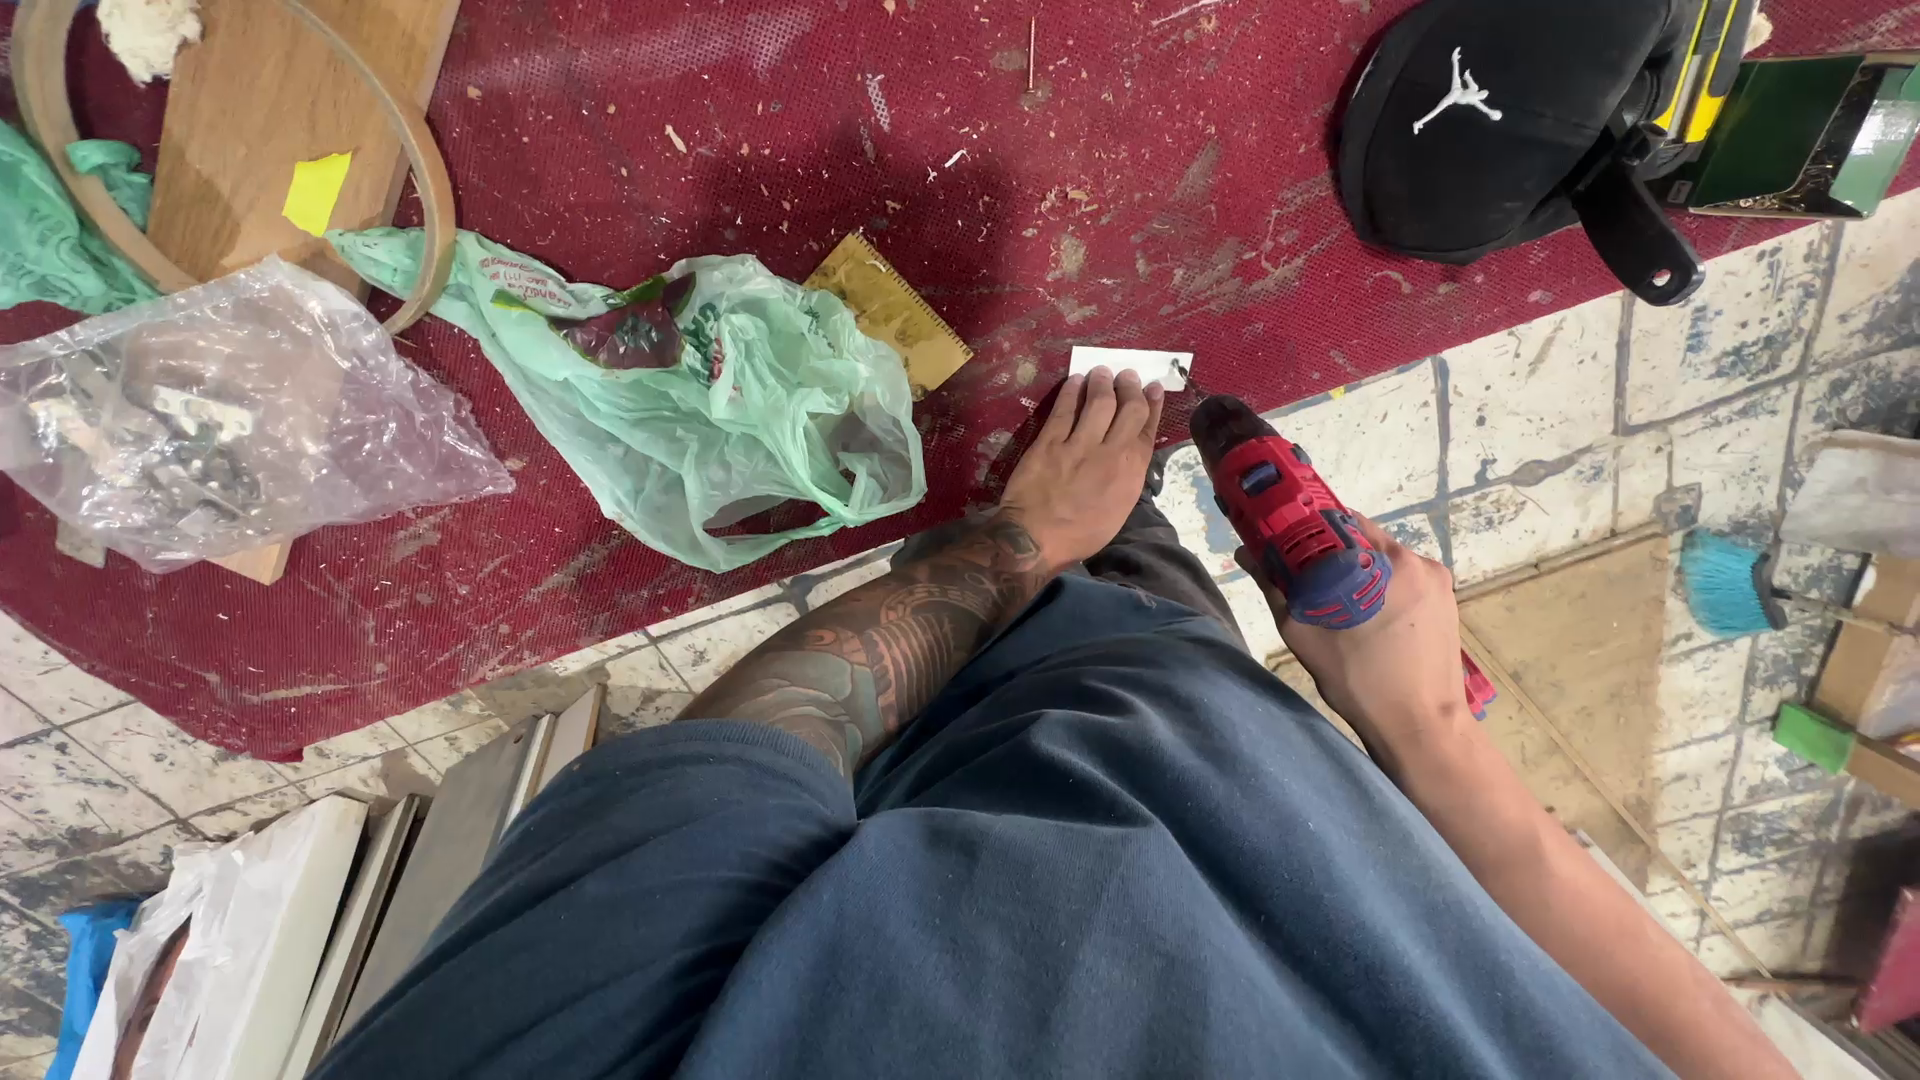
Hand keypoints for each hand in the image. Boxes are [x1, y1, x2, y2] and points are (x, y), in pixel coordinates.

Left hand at [999, 367, 1164, 573]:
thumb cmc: (1078, 536)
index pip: (1146, 430)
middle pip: (1127, 410)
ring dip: (1101, 383)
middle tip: (1127, 375)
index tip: (1152, 389)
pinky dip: (1071, 392)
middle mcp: (1110, 454)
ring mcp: (1079, 446)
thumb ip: (1126, 480)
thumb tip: (1128, 457)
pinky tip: (1074, 381)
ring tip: (1101, 371)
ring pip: (1097, 403)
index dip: (1152, 406)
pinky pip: (1064, 410)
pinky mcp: (1049, 442)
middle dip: (1129, 387)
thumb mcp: (1117, 512)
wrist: (1035, 540)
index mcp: (1130, 474)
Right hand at [1238, 515, 1468, 740]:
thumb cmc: (1358, 679)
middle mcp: (1418, 562)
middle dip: (1331, 553)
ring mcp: (1438, 582)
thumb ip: (1274, 586)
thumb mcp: (1302, 632)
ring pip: (1382, 561)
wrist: (1421, 727)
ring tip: (1333, 604)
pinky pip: (1402, 581)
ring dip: (1356, 572)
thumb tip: (1245, 553)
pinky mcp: (1447, 603)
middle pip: (1362, 539)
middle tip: (1304, 579)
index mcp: (1386, 561)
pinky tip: (1364, 618)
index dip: (1309, 529)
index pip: (1340, 521)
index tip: (1286, 546)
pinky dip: (1379, 589)